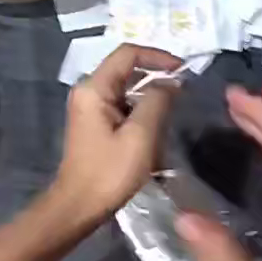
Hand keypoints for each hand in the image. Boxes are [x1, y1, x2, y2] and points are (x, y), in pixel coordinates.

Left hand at [47, 44, 183, 221]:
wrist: (78, 206)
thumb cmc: (109, 172)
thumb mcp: (141, 135)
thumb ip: (157, 101)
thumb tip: (171, 82)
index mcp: (94, 88)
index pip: (128, 54)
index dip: (158, 56)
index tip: (183, 69)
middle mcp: (87, 90)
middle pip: (126, 69)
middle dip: (155, 76)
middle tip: (183, 91)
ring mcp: (89, 106)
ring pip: (125, 88)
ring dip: (149, 96)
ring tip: (172, 112)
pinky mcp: (94, 122)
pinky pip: (121, 105)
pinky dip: (140, 110)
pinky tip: (155, 128)